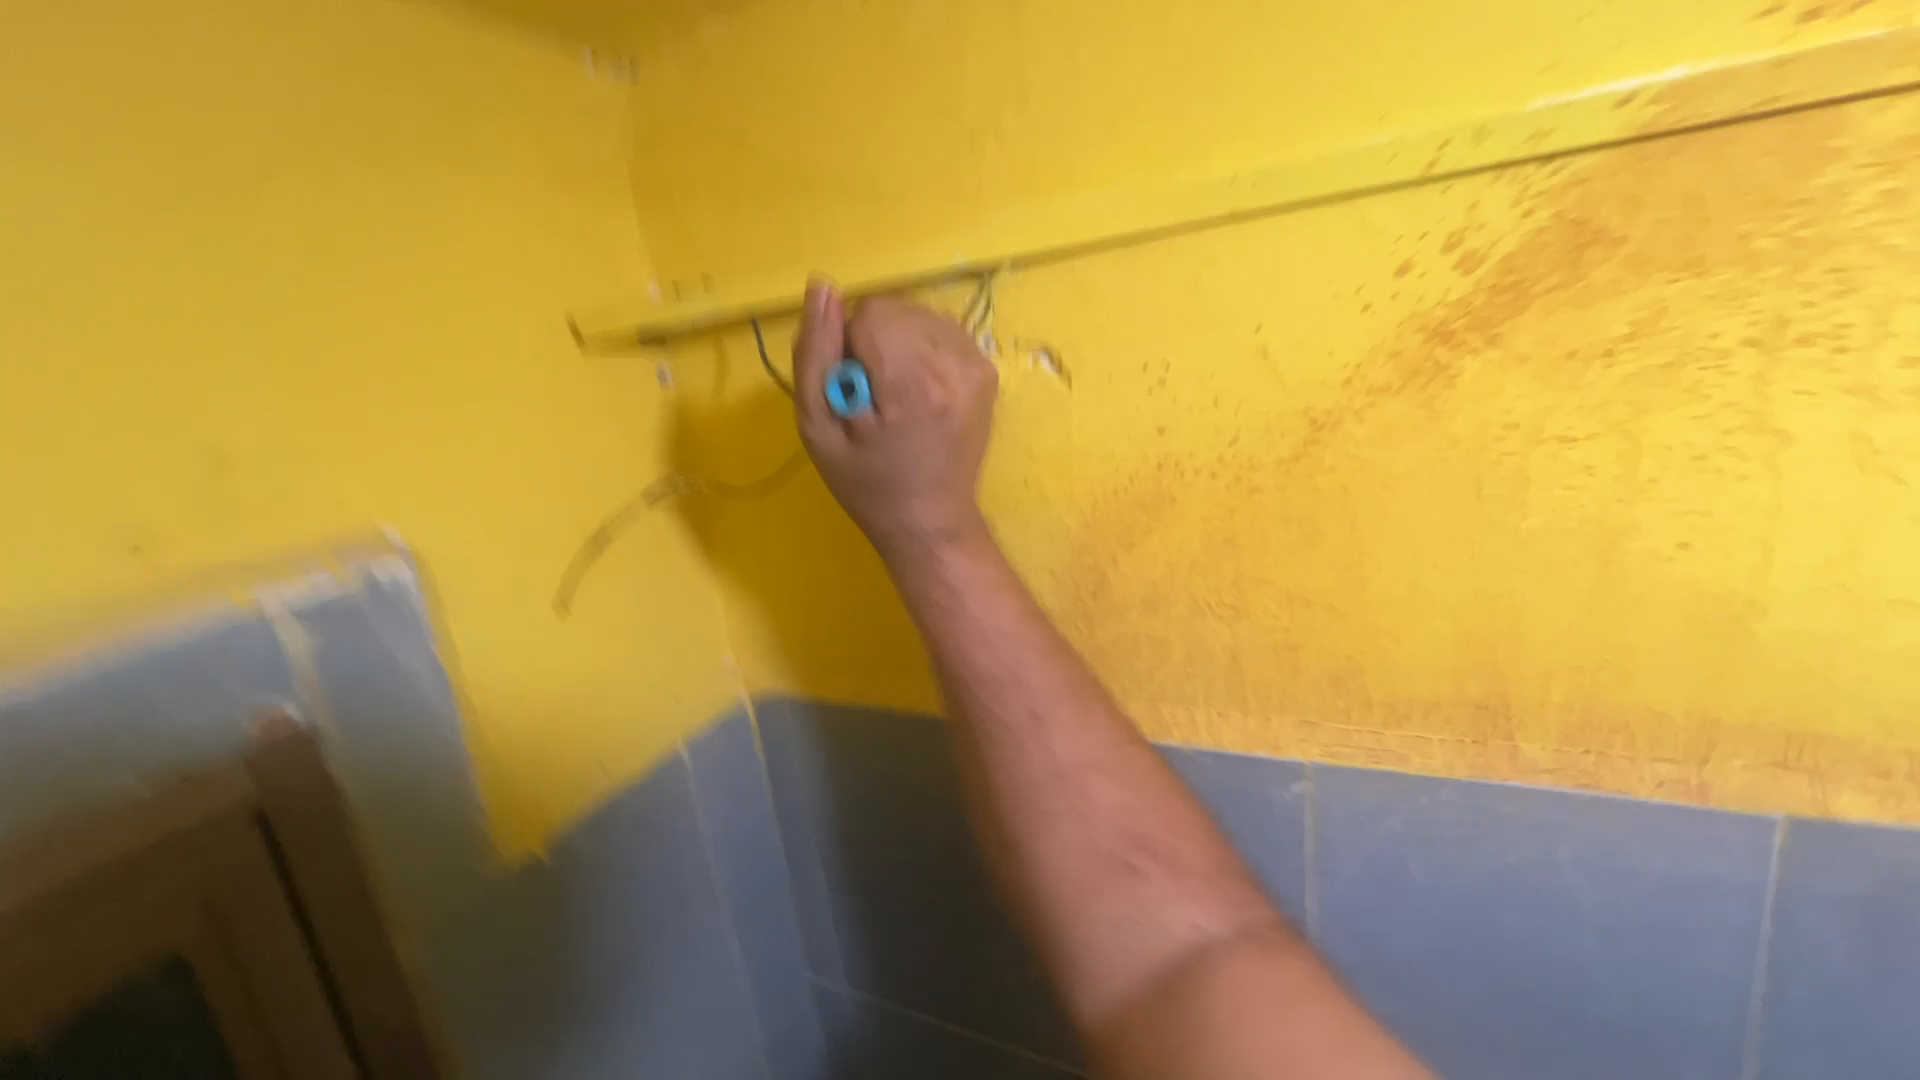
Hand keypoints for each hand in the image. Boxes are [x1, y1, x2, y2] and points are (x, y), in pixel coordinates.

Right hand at [791, 280, 997, 560]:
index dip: (849, 345)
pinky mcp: (988, 371)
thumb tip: (822, 286)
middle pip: (896, 309)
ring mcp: (978, 366)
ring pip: (919, 315)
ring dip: (899, 344)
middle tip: (874, 397)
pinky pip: (942, 331)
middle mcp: (955, 365)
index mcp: (913, 382)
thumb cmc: (867, 484)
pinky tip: (920, 392)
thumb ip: (815, 352)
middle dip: (875, 342)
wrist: (930, 519)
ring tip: (898, 396)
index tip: (853, 390)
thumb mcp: (817, 427)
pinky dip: (924, 351)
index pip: (869, 312)